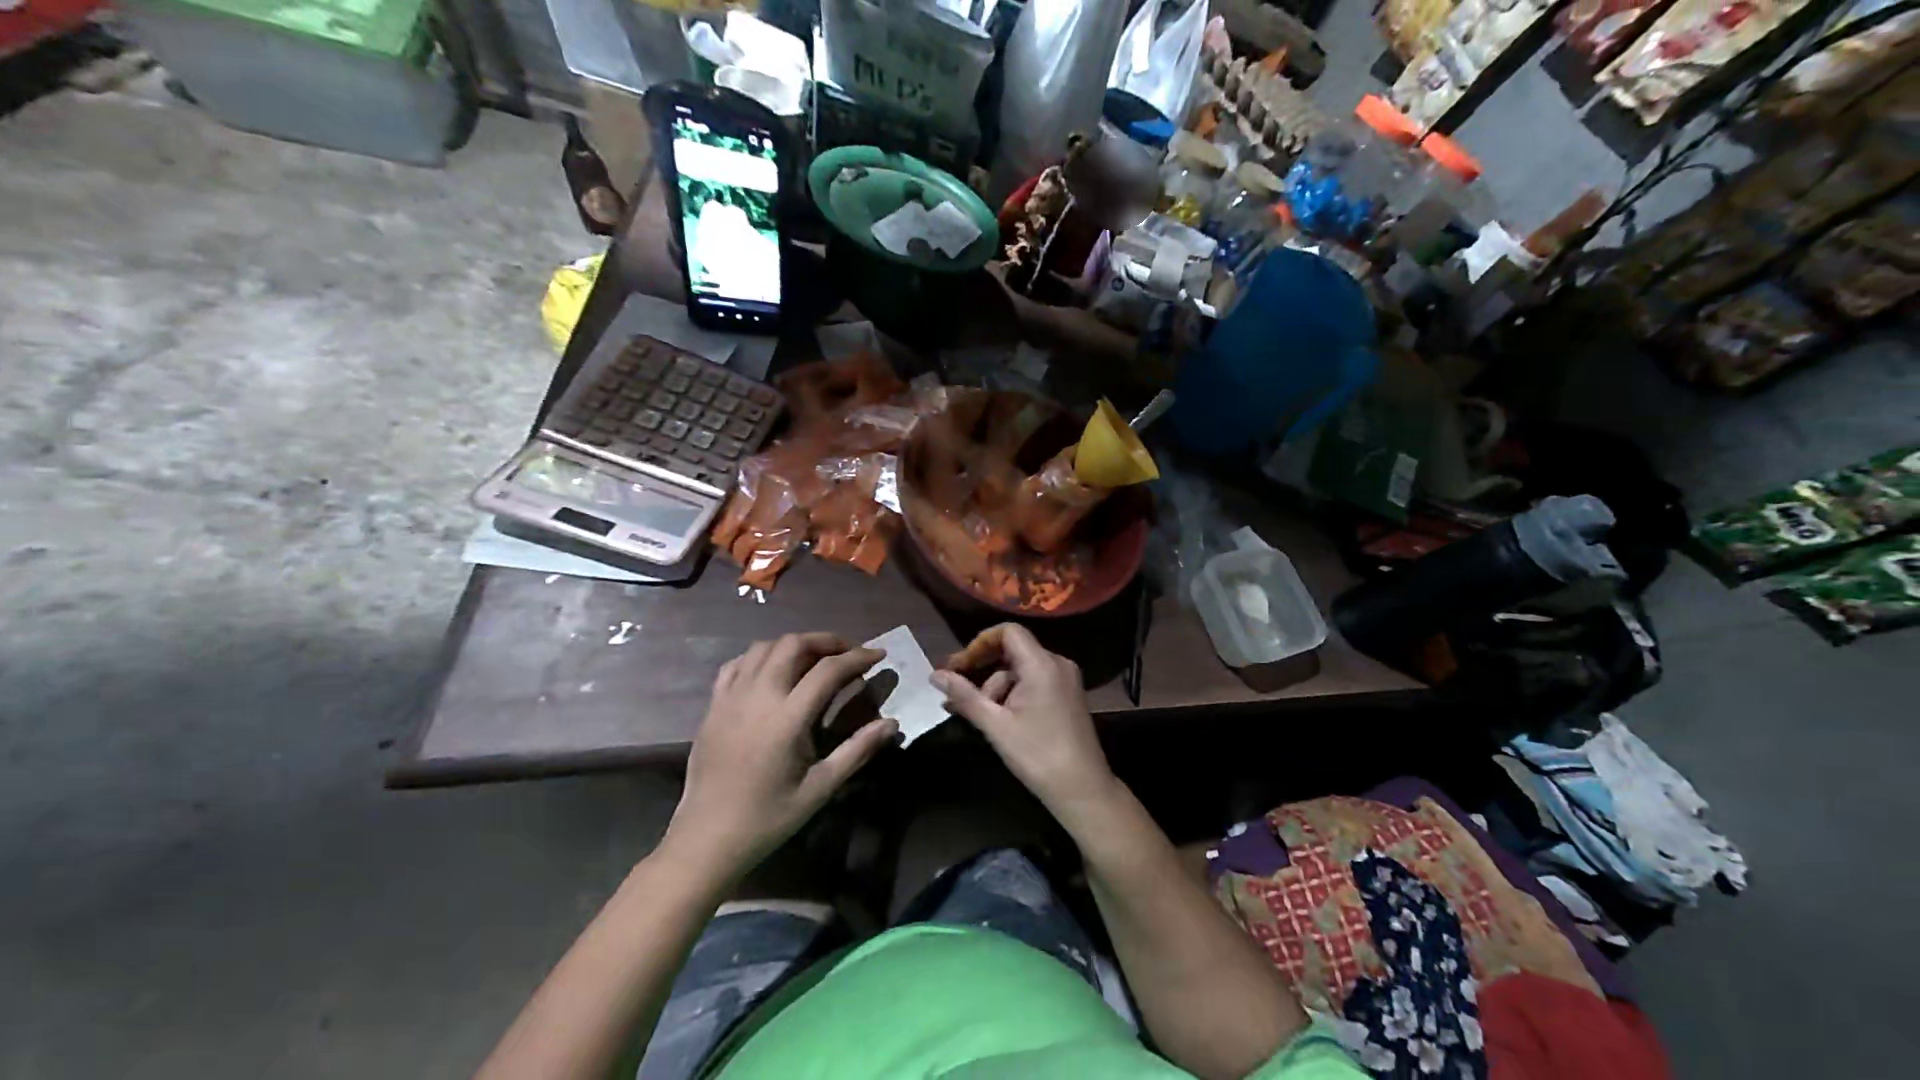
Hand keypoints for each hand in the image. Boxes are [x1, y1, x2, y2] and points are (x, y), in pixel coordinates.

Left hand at [662, 633, 896, 878]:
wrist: (707, 839)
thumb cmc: (768, 819)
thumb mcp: (819, 789)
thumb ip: (857, 751)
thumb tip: (892, 723)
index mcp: (786, 719)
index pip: (827, 670)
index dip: (857, 657)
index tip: (878, 654)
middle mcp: (757, 698)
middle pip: (793, 645)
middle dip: (826, 641)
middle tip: (849, 652)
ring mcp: (730, 698)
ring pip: (763, 648)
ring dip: (794, 645)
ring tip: (814, 659)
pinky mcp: (713, 706)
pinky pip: (736, 664)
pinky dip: (760, 657)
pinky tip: (773, 672)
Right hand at [932, 624, 1116, 812]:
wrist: (1082, 789)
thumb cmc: (1037, 755)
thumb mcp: (995, 725)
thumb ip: (964, 695)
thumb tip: (935, 675)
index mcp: (1042, 664)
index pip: (1008, 632)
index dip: (979, 643)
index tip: (958, 666)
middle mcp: (1057, 663)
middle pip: (1013, 650)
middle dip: (982, 667)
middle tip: (956, 689)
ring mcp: (1065, 680)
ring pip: (1021, 669)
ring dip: (995, 686)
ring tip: (974, 713)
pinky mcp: (1067, 696)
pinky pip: (1034, 681)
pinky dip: (1012, 693)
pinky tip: (996, 717)